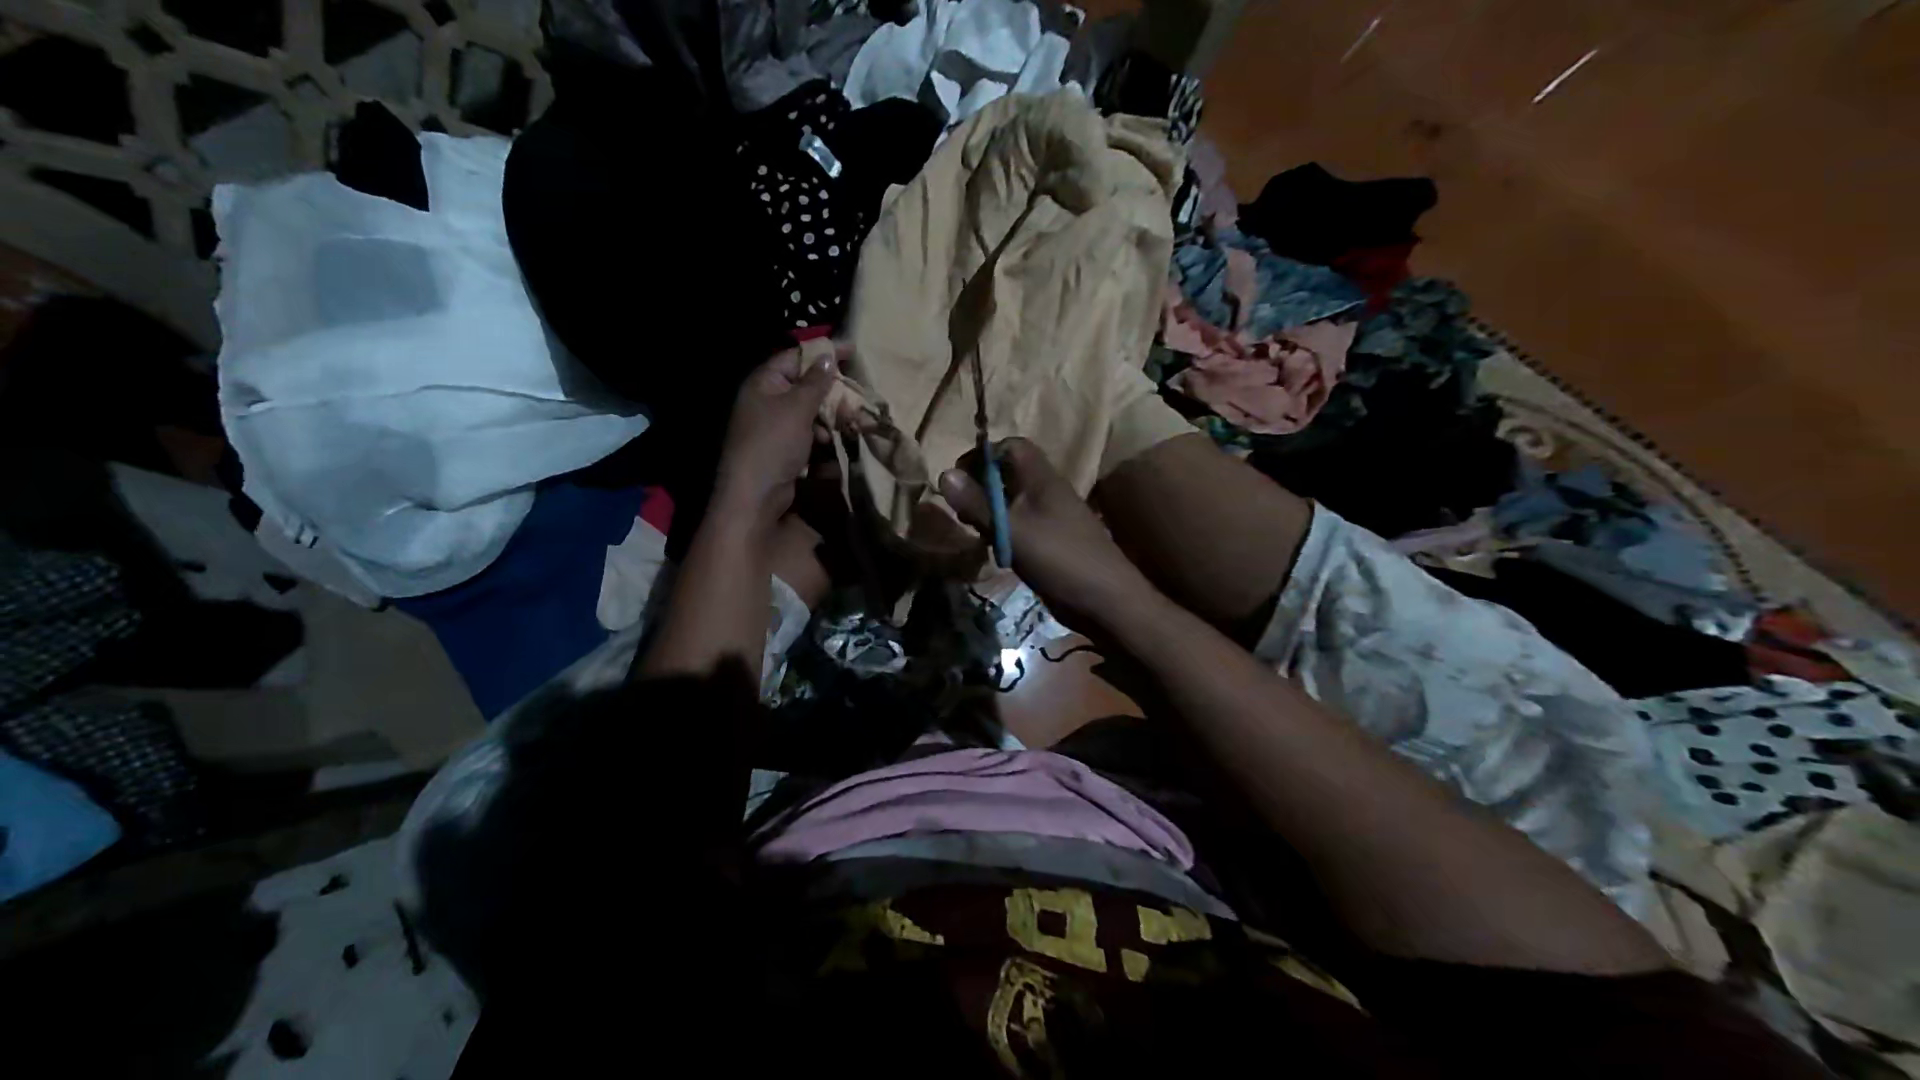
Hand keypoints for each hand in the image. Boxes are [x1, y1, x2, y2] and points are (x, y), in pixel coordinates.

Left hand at [714, 343, 841, 526]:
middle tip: (856, 395)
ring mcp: (774, 429)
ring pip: (810, 415)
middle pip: (805, 387)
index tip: (853, 350)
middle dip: (831, 392)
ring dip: (829, 421)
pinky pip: (808, 439)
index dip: (823, 352)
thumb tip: (828, 354)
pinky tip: (832, 451)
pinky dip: (822, 442)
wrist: (755, 496)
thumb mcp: (798, 407)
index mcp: (764, 383)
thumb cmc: (774, 443)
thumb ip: (816, 381)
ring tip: (848, 427)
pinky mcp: (783, 452)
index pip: (795, 357)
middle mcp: (767, 402)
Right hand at [940, 438, 1155, 633]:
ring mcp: (1050, 517)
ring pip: (1012, 501)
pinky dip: (1002, 531)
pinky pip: (1020, 525)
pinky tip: (992, 548)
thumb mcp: (1012, 530)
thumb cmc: (1060, 558)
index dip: (984, 454)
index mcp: (1043, 478)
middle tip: (962, 509)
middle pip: (1009, 473)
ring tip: (973, 529)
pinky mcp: (1050, 541)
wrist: (1106, 600)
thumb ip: (977, 503)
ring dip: (989, 510)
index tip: (960, 478)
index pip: (1012, 446)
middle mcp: (1047, 491)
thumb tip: (943, 472)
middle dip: (981, 485)